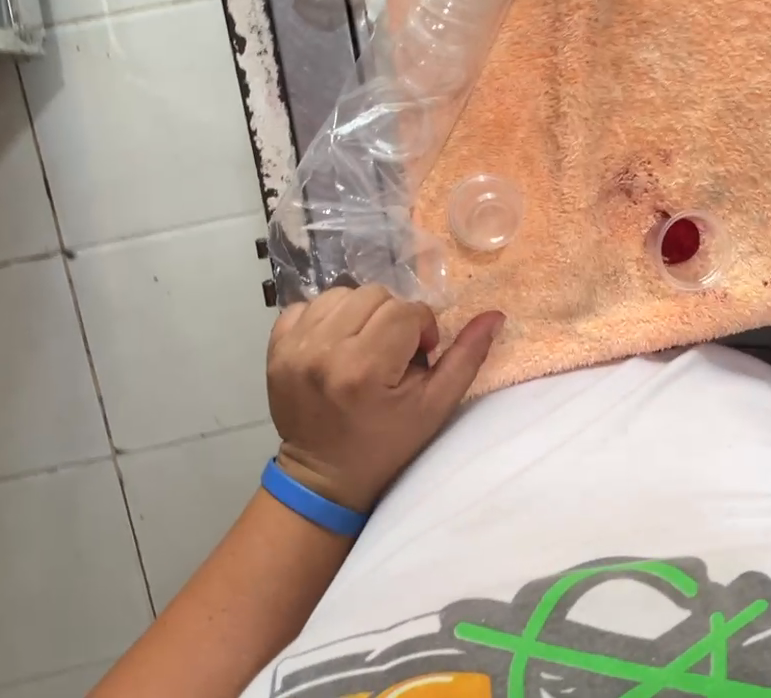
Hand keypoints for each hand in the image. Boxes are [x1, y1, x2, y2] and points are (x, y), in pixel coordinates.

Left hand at [267, 285, 504, 514]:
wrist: (323, 477)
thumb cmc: (386, 444)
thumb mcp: (434, 408)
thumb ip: (465, 358)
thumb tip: (495, 315)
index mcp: (364, 368)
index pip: (405, 311)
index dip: (420, 329)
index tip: (418, 356)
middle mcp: (324, 350)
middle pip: (373, 295)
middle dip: (391, 318)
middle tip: (392, 352)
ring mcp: (294, 347)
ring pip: (341, 294)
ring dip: (359, 313)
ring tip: (363, 346)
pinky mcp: (275, 348)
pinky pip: (306, 305)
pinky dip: (325, 317)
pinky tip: (335, 345)